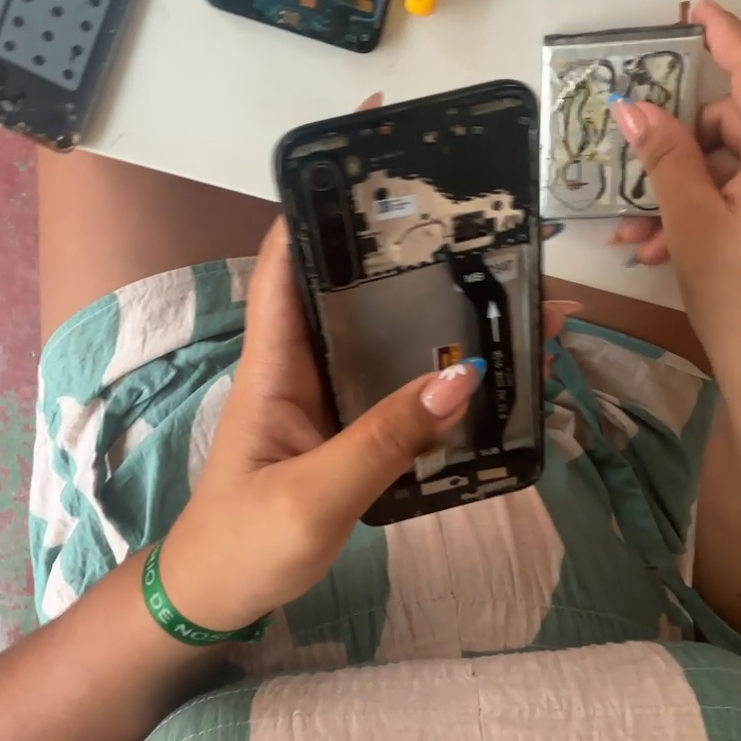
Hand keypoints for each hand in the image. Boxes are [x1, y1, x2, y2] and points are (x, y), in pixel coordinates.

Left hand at [154, 222, 486, 631]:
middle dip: (413, 251)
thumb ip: (384, 439)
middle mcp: (306, 362)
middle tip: (487, 229)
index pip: (290, 257)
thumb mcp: (314, 495)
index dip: (321, 198)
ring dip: (444, 312)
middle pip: (357, 286)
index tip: (370, 145)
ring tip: (519, 295)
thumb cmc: (244, 542)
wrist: (221, 595)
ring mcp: (332, 394)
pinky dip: (445, 368)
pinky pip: (403, 382)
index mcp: (276, 360)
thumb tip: (464, 377)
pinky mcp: (352, 425)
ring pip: (389, 334)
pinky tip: (493, 366)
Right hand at [608, 0, 740, 398]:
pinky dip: (711, 213)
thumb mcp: (693, 225)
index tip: (696, 9)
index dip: (725, 37)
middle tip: (629, 178)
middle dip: (679, 149)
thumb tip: (634, 106)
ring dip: (685, 192)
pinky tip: (663, 250)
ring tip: (635, 237)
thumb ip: (665, 158)